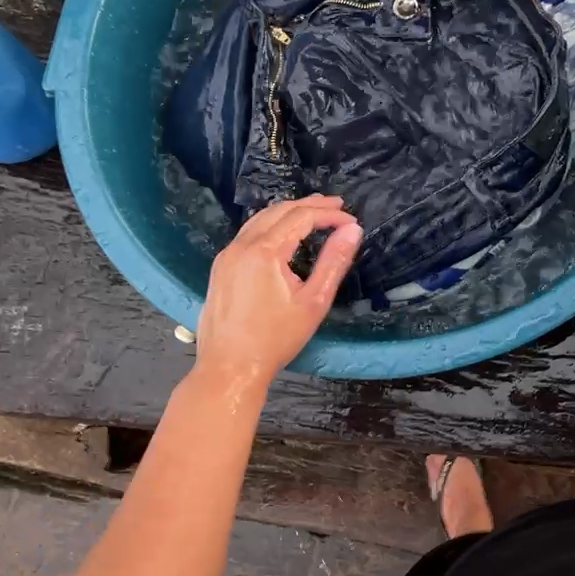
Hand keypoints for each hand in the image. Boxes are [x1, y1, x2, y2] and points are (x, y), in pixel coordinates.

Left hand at [193, 195, 361, 387]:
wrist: (229, 369)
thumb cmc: (275, 339)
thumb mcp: (314, 301)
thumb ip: (334, 262)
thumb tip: (353, 230)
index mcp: (264, 252)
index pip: (301, 217)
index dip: (329, 215)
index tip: (351, 221)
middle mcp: (241, 246)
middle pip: (279, 211)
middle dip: (310, 205)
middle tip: (337, 206)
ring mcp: (227, 256)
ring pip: (260, 219)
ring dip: (289, 212)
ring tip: (314, 213)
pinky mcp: (221, 268)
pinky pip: (248, 233)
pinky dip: (271, 225)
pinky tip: (284, 234)